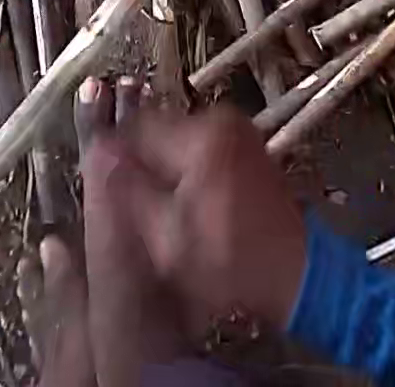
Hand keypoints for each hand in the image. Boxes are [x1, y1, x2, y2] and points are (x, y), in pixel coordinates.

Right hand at [83, 99, 306, 329]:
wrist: (295, 274)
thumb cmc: (232, 263)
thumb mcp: (167, 237)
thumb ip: (128, 190)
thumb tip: (99, 151)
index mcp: (199, 140)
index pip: (135, 125)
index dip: (116, 147)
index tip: (109, 167)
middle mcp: (218, 120)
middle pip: (155, 122)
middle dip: (140, 150)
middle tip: (136, 184)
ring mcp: (235, 125)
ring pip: (174, 127)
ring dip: (162, 152)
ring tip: (164, 190)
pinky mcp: (244, 135)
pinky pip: (197, 134)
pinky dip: (185, 153)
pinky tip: (185, 185)